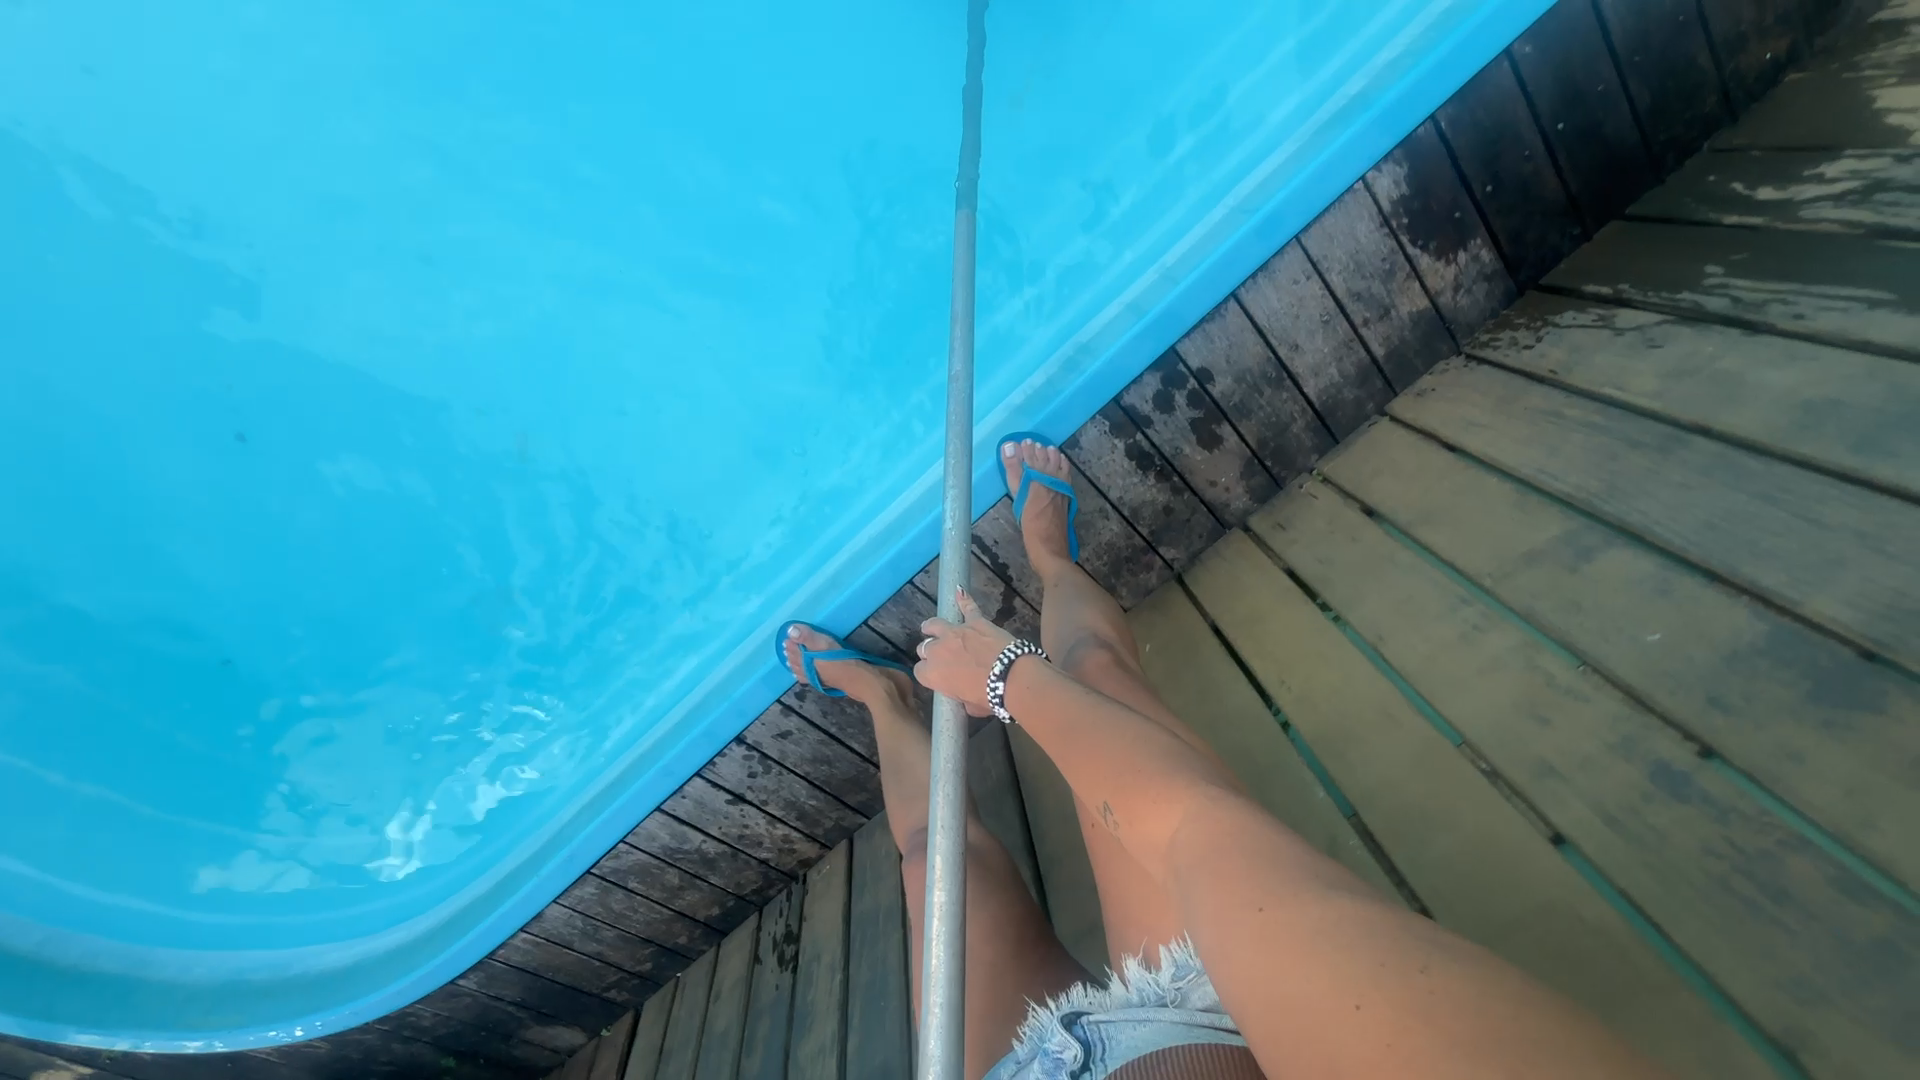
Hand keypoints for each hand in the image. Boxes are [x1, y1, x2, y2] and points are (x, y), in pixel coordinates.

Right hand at [913, 588, 1017, 712]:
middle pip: (925, 648)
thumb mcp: (970, 707)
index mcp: (933, 674)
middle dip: (930, 653)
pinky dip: (964, 599)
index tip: (935, 676)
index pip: (920, 671)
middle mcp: (938, 650)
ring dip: (932, 627)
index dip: (928, 673)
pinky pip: (968, 607)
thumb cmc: (989, 697)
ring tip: (929, 627)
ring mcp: (955, 632)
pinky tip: (959, 590)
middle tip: (941, 657)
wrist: (1010, 677)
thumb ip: (961, 698)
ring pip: (935, 625)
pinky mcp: (975, 621)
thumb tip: (965, 697)